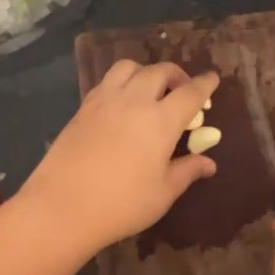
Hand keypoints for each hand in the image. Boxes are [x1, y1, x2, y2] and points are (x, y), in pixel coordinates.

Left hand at [17, 61, 219, 253]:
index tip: (212, 79)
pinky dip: (122, 82)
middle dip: (176, 75)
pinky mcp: (83, 108)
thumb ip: (187, 171)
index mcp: (161, 120)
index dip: (204, 85)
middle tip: (182, 90)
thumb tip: (209, 163)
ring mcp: (105, 101)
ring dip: (146, 72)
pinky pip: (107, 81)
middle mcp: (134, 101)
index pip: (189, 93)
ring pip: (129, 67)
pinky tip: (122, 102)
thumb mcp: (163, 193)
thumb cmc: (121, 204)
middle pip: (160, 71)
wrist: (62, 207)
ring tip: (150, 90)